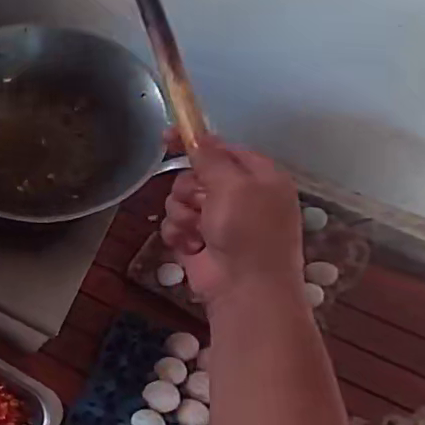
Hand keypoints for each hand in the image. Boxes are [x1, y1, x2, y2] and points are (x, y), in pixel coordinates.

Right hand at [159, 131, 304, 305]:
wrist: (245, 288)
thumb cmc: (248, 233)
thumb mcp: (234, 187)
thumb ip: (212, 158)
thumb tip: (197, 136)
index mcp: (258, 177)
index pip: (221, 149)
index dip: (195, 143)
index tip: (166, 138)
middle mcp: (239, 195)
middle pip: (194, 175)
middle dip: (189, 190)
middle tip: (200, 204)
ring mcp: (217, 219)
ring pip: (179, 200)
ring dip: (182, 214)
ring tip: (198, 231)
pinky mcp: (198, 239)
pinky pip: (174, 224)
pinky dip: (179, 234)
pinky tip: (191, 246)